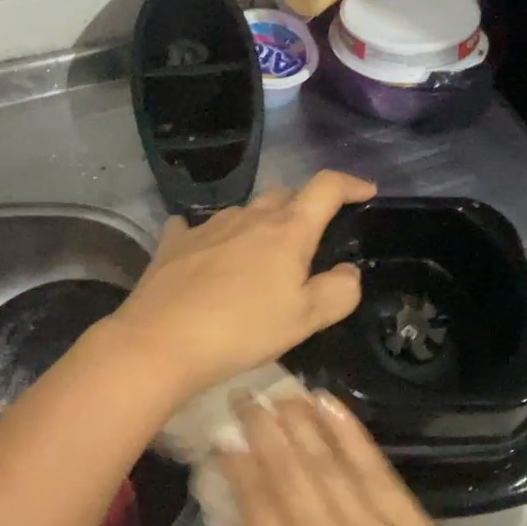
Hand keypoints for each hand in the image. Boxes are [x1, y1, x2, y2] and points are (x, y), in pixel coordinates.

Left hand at [106, 170, 374, 397]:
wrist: (160, 341)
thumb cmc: (243, 329)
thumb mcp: (304, 320)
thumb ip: (338, 292)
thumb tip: (349, 271)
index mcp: (288, 230)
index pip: (326, 188)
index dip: (350, 184)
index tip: (366, 192)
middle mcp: (249, 216)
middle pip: (284, 196)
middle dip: (303, 208)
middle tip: (310, 241)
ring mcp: (208, 225)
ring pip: (244, 213)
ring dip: (258, 226)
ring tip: (259, 260)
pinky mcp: (175, 241)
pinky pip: (198, 228)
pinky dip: (212, 238)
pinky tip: (206, 256)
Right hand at [223, 393, 465, 525]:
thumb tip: (242, 510)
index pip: (257, 509)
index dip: (238, 467)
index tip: (222, 435)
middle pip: (288, 475)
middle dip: (262, 430)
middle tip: (245, 394)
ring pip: (326, 463)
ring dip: (300, 422)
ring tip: (281, 391)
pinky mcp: (408, 518)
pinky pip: (373, 466)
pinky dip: (349, 431)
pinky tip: (328, 402)